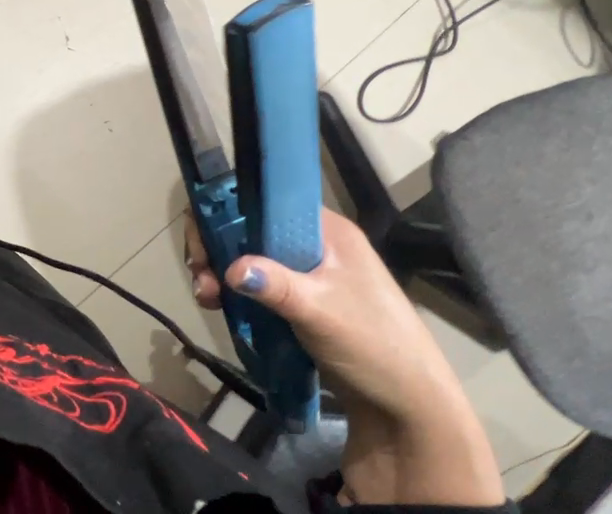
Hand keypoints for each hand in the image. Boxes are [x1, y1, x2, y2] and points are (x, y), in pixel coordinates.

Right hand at [186, 209, 503, 506]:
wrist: (409, 410)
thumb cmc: (376, 347)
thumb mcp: (322, 312)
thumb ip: (276, 285)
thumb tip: (230, 269)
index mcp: (327, 230)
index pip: (263, 201)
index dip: (225, 214)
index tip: (204, 244)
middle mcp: (314, 242)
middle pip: (247, 228)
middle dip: (215, 249)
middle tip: (201, 278)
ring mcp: (308, 272)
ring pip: (247, 256)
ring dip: (220, 273)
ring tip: (208, 299)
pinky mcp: (300, 299)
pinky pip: (255, 283)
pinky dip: (234, 292)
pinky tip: (221, 308)